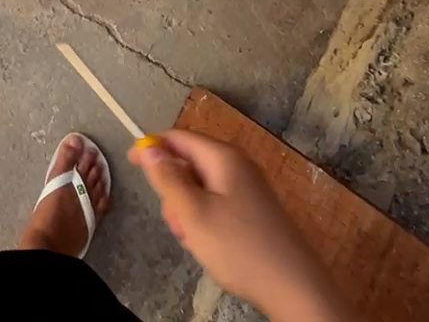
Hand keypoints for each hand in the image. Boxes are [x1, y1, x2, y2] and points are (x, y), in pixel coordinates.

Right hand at [130, 130, 337, 316]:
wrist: (297, 290)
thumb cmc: (241, 248)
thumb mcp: (193, 213)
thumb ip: (167, 178)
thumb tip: (149, 148)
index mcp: (223, 158)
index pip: (178, 137)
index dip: (152, 147)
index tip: (131, 163)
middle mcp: (238, 166)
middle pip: (190, 164)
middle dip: (174, 191)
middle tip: (177, 222)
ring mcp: (249, 189)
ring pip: (202, 188)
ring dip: (189, 211)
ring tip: (196, 240)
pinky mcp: (256, 211)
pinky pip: (218, 204)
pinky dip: (206, 220)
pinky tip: (213, 246)